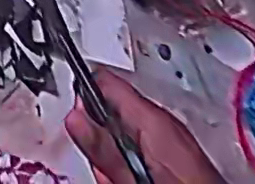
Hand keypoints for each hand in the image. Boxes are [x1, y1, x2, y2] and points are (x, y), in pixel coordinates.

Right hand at [66, 70, 224, 183]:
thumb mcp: (134, 175)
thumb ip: (105, 147)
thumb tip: (75, 117)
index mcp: (155, 119)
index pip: (103, 80)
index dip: (82, 96)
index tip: (76, 122)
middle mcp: (166, 124)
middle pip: (112, 108)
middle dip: (100, 134)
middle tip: (105, 166)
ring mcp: (175, 141)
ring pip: (125, 130)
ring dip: (115, 152)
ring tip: (122, 177)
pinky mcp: (179, 158)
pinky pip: (144, 146)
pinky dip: (134, 160)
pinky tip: (135, 177)